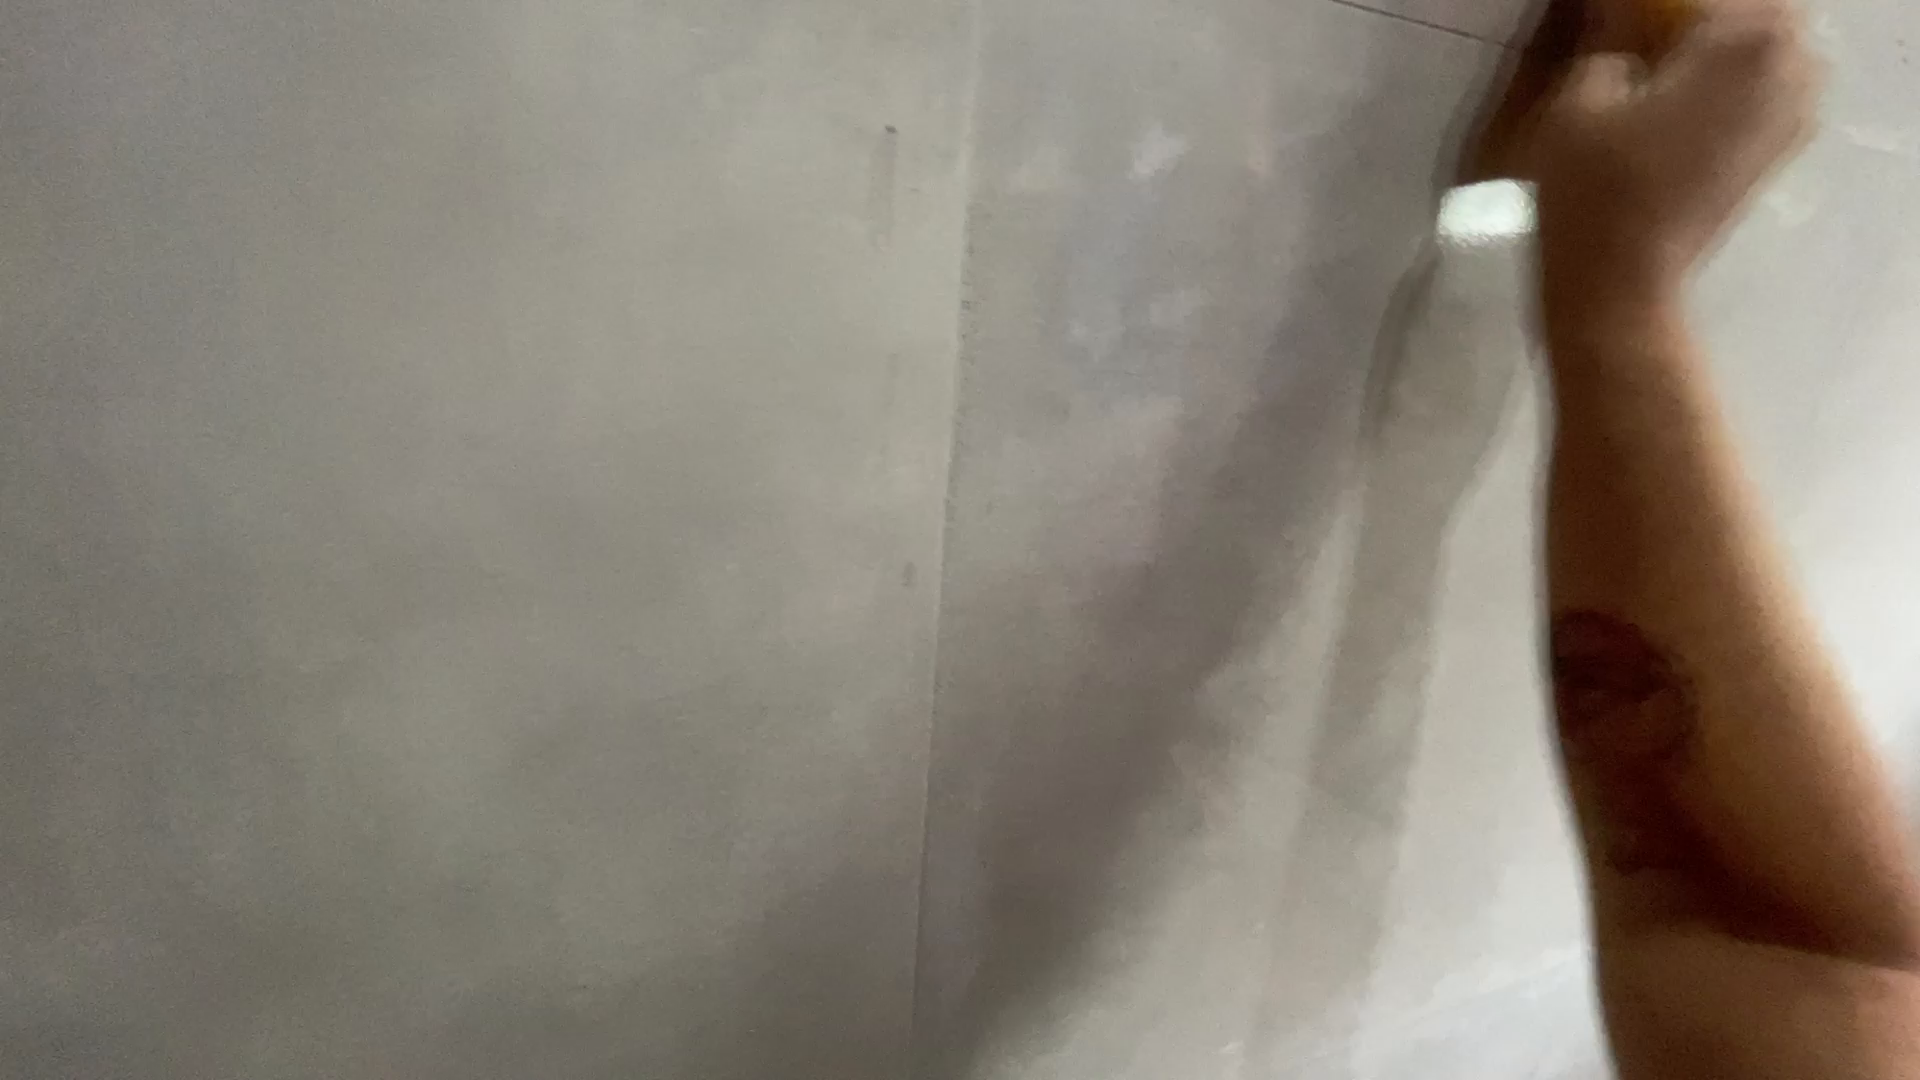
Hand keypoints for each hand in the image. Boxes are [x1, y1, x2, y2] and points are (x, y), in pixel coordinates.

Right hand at [1532, 0, 1821, 307]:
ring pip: (1748, 53)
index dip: (1638, 7)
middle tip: (1626, 45)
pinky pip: (1752, 92)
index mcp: (1750, 34)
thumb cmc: (1591, 194)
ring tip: (1644, 78)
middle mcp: (1797, 57)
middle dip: (1681, 27)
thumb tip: (1614, 16)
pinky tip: (1667, 113)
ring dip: (1700, 56)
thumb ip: (1604, 45)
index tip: (1603, 13)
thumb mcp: (1574, 107)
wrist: (1618, 282)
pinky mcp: (1779, 146)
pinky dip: (1713, 90)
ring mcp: (1798, 106)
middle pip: (1735, 16)